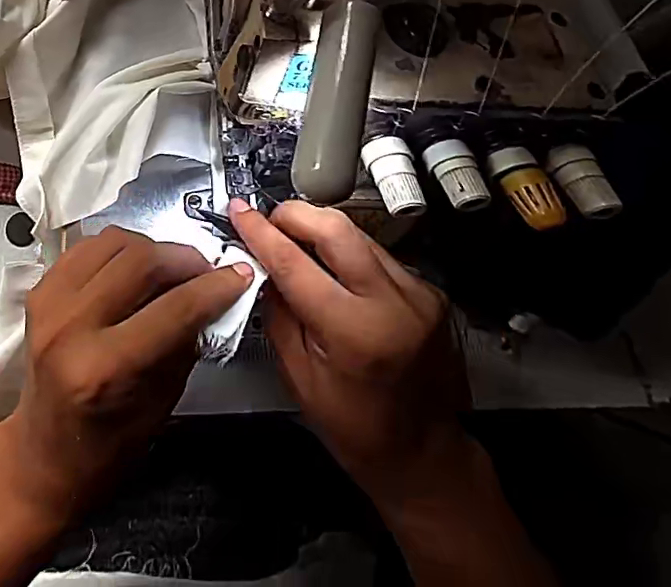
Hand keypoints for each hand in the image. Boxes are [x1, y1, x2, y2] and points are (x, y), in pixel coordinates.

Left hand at [1, 225, 253, 518]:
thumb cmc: (106, 445)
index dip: (214, 287)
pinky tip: (134, 267)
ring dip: (151, 248)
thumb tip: (212, 292)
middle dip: (184, 259)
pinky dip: (118, 250)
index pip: (172, 309)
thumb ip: (186, 340)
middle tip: (206, 270)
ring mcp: (49, 304)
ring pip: (113, 242)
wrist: (43, 454)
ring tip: (170, 268)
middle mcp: (68, 328)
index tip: (238, 275)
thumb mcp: (162, 400)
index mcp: (100, 369)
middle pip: (140, 262)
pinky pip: (87, 247)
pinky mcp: (40, 291)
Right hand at [228, 198, 467, 494]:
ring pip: (358, 233)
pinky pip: (378, 254)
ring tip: (297, 245)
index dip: (260, 232)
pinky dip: (349, 253)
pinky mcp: (429, 291)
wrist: (428, 456)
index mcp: (355, 333)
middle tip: (269, 222)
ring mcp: (418, 295)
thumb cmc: (362, 430)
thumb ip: (278, 315)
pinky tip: (335, 272)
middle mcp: (394, 304)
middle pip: (335, 228)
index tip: (241, 213)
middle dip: (294, 215)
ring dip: (321, 231)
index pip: (295, 263)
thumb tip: (262, 267)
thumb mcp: (300, 377)